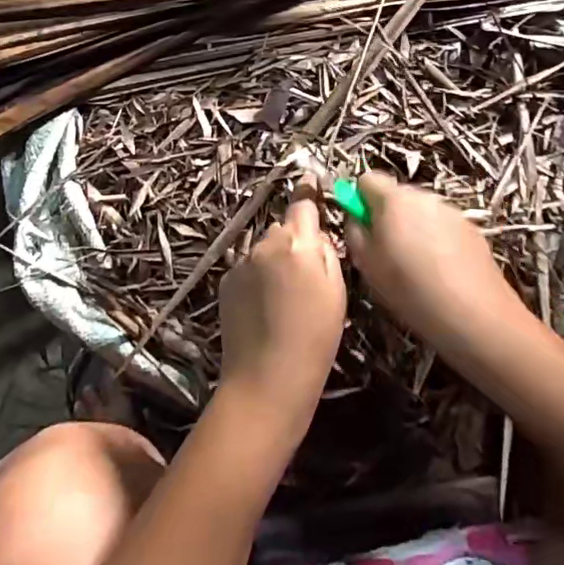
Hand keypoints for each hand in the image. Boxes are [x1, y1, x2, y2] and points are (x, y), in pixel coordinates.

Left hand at [217, 179, 345, 412]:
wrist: (265, 380)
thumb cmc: (315, 339)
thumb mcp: (338, 293)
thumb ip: (327, 253)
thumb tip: (316, 236)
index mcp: (297, 243)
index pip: (303, 203)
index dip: (309, 194)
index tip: (312, 185)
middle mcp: (265, 243)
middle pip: (283, 228)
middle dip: (295, 242)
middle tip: (308, 275)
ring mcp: (241, 261)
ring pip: (265, 249)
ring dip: (275, 261)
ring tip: (285, 297)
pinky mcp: (225, 281)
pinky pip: (248, 268)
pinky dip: (258, 278)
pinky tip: (264, 307)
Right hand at [344, 172, 523, 351]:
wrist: (477, 317)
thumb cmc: (411, 291)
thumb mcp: (366, 265)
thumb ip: (354, 231)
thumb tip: (355, 217)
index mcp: (394, 200)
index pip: (366, 178)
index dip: (360, 201)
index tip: (363, 229)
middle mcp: (424, 197)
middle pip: (395, 195)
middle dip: (387, 217)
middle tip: (386, 253)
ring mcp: (452, 211)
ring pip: (420, 212)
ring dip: (413, 229)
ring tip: (415, 268)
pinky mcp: (472, 230)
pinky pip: (442, 227)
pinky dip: (436, 241)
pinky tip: (440, 273)